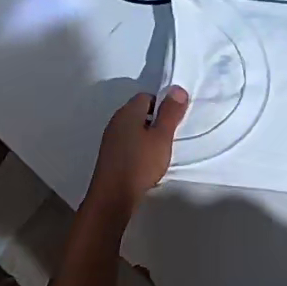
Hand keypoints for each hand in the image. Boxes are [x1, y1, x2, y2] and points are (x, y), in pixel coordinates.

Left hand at [87, 88, 188, 209]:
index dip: (163, 106)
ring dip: (147, 135)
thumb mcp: (162, 137)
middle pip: (140, 111)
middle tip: (169, 136)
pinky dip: (138, 147)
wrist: (113, 196)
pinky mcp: (109, 154)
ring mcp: (110, 138)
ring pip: (134, 128)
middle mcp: (116, 120)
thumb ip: (171, 112)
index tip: (174, 122)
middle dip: (156, 120)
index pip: (148, 96)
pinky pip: (128, 141)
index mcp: (128, 111)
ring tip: (160, 151)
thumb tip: (177, 88)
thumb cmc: (140, 163)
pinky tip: (146, 162)